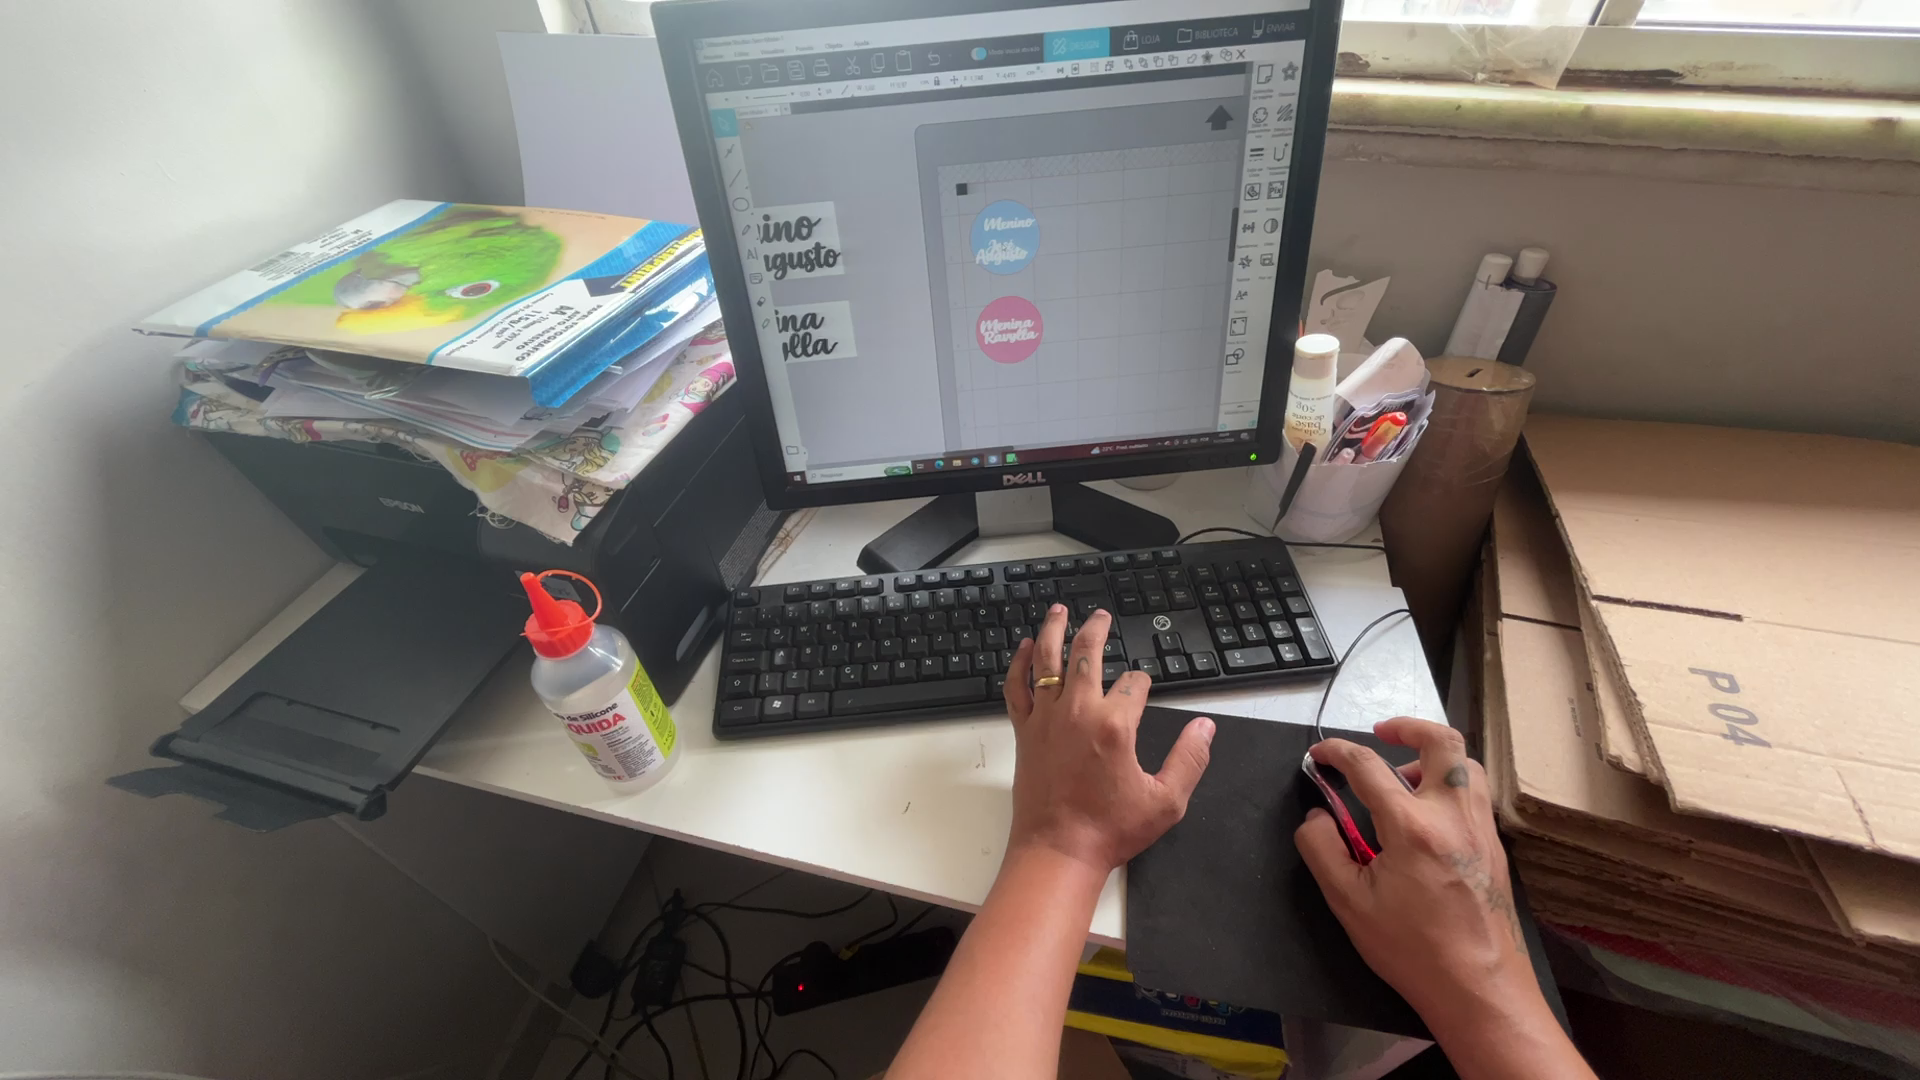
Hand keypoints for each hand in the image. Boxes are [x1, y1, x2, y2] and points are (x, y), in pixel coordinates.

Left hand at [1002, 604, 1213, 871]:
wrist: (1058, 851)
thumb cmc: (1110, 830)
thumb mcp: (1166, 801)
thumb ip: (1190, 759)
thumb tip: (1205, 727)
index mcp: (1116, 726)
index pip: (1134, 685)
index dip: (1143, 684)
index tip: (1143, 689)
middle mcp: (1078, 712)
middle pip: (1086, 655)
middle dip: (1097, 630)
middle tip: (1102, 615)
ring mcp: (1046, 718)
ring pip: (1047, 661)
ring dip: (1054, 631)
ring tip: (1059, 610)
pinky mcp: (1024, 730)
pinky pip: (1017, 687)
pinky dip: (1019, 664)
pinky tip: (1026, 647)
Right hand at [1295, 718, 1540, 1040]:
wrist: (1481, 994)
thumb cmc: (1410, 949)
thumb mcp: (1346, 900)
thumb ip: (1320, 846)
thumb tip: (1318, 816)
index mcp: (1412, 827)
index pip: (1367, 766)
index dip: (1335, 752)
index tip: (1318, 756)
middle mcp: (1453, 817)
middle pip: (1443, 743)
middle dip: (1407, 727)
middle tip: (1380, 733)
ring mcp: (1481, 831)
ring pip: (1466, 765)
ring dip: (1430, 757)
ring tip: (1400, 777)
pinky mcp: (1495, 849)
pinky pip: (1473, 795)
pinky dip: (1446, 784)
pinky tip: (1421, 813)